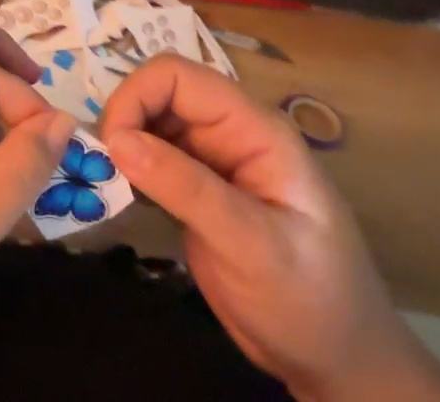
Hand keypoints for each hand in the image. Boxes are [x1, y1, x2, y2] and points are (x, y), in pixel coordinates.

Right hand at [100, 56, 439, 401]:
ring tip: (105, 183)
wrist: (337, 362)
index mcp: (254, 130)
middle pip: (158, 94)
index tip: (111, 145)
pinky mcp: (196, 192)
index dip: (135, 96)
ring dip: (120, 146)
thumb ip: (186, 188)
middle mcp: (231, 135)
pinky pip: (150, 160)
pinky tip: (119, 196)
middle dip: (122, 120)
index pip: (178, 77)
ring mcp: (213, 164)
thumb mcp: (251, 244)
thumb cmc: (310, 299)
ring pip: (149, 125)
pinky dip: (126, 170)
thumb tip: (116, 139)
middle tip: (102, 169)